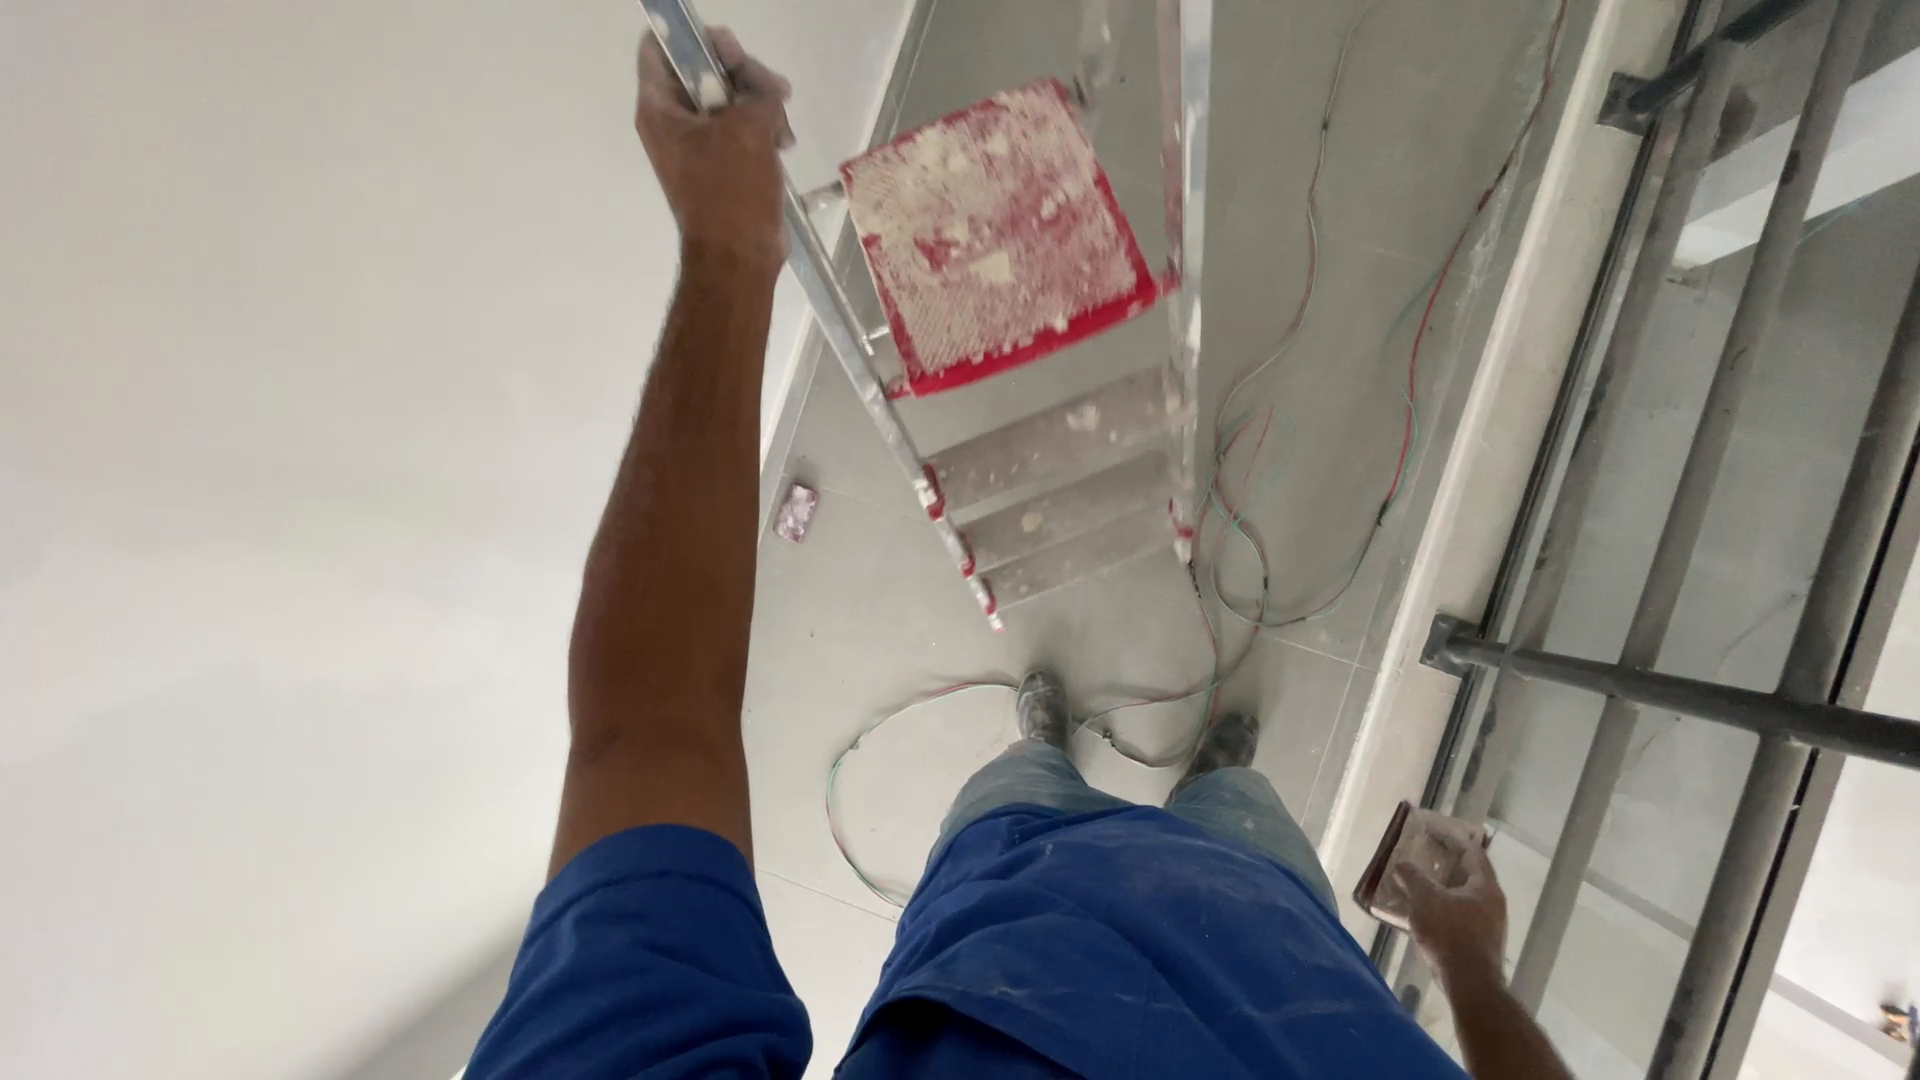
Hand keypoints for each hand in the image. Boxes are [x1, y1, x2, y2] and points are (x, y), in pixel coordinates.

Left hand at [636, 27, 793, 267]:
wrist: (739, 258)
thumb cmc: (732, 192)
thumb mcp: (748, 128)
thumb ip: (757, 91)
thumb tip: (766, 92)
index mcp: (660, 109)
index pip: (660, 47)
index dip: (694, 38)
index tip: (731, 49)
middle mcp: (675, 124)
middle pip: (705, 71)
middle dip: (744, 74)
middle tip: (775, 88)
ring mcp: (702, 148)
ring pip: (732, 102)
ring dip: (763, 106)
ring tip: (785, 129)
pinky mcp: (727, 169)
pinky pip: (744, 132)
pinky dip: (766, 131)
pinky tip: (785, 144)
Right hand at [1395, 837, 1507, 988]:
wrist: (1469, 983)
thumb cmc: (1449, 933)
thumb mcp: (1424, 897)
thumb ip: (1411, 876)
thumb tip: (1402, 865)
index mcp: (1485, 887)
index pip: (1474, 853)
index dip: (1456, 838)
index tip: (1436, 829)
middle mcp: (1492, 903)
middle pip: (1468, 875)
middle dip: (1445, 863)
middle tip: (1422, 853)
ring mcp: (1487, 924)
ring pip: (1462, 896)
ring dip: (1441, 887)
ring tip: (1416, 881)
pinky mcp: (1478, 942)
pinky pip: (1457, 914)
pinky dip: (1440, 906)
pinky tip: (1420, 910)